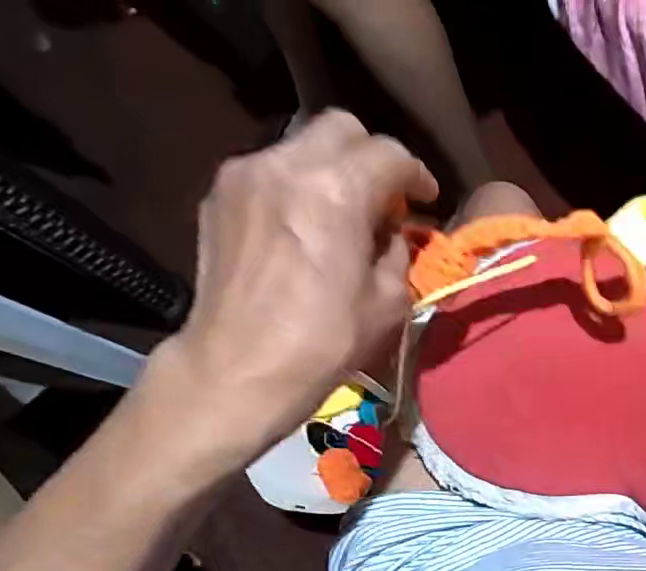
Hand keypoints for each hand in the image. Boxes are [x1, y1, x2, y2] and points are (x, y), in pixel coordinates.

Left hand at [134, 110, 437, 484]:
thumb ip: (397, 253)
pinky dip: (297, 187)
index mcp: (337, 190)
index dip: (416, 175)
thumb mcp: (388, 304)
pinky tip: (303, 227)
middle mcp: (287, 164)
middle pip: (341, 128)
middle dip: (371, 157)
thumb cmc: (325, 342)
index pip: (389, 154)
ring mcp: (245, 174)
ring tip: (342, 215)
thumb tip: (394, 234)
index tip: (426, 199)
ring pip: (302, 145)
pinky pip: (270, 171)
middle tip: (385, 200)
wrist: (241, 367)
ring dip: (332, 170)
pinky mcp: (219, 195)